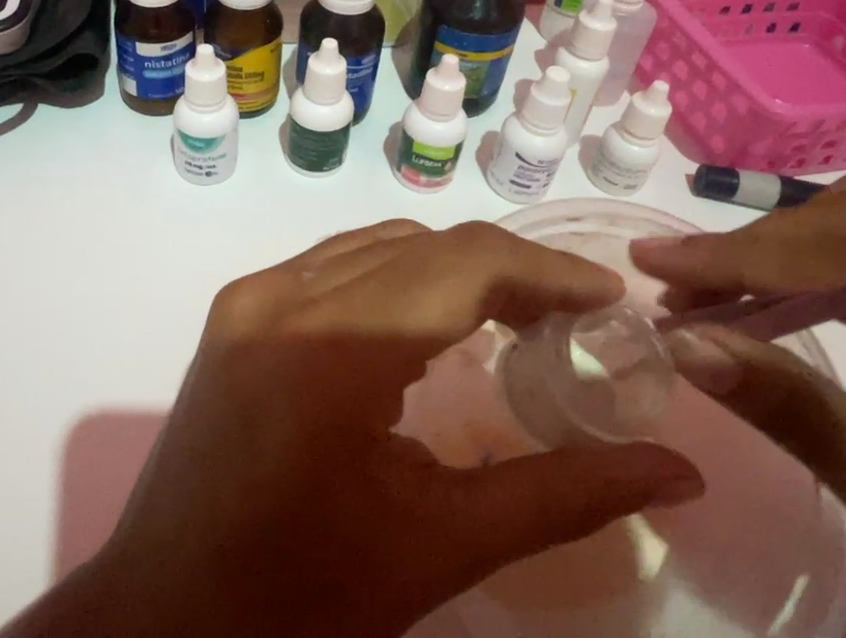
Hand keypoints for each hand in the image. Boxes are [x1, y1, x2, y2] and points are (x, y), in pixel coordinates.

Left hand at [1, 220, 704, 637]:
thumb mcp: (439, 544)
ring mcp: (252, 296)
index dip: (545, 271)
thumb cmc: (301, 592)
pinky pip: (337, 264)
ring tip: (515, 317)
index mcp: (334, 346)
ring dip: (453, 268)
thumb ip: (561, 495)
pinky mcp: (235, 310)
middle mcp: (285, 295)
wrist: (165, 609)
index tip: (608, 298)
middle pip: (424, 245)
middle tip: (573, 319)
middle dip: (507, 271)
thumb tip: (679, 472)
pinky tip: (430, 325)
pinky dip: (399, 276)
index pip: (463, 263)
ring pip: (379, 244)